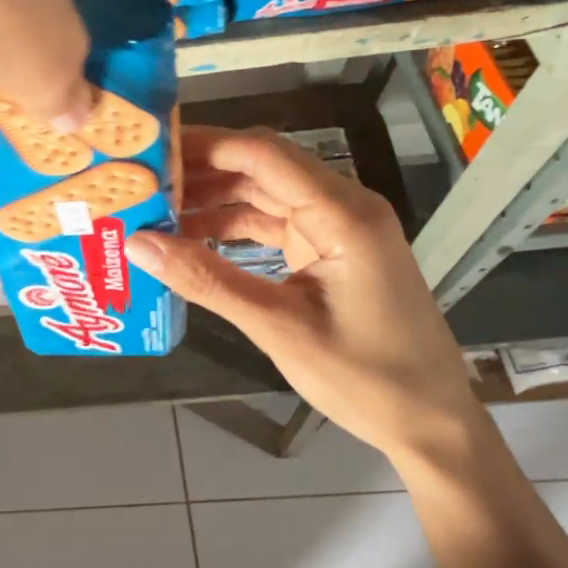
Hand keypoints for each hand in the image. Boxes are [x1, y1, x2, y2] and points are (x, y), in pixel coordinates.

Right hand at [124, 126, 484, 463]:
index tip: (148, 150)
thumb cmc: (365, 378)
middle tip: (138, 179)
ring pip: (263, 191)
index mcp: (342, 214)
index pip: (263, 154)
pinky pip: (272, 221)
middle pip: (261, 165)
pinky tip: (188, 237)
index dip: (204, 145)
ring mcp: (337, 227)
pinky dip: (231, 226)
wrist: (429, 422)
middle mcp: (342, 206)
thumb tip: (137, 244)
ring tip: (152, 207)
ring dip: (211, 197)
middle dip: (200, 169)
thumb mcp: (279, 328)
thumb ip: (207, 281)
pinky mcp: (329, 249)